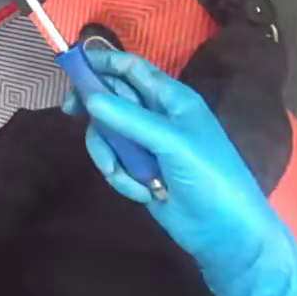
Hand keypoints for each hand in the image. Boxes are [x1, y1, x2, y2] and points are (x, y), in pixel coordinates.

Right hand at [63, 48, 296, 295]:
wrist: (227, 233)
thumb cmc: (210, 177)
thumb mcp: (172, 143)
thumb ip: (129, 118)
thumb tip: (87, 96)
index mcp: (171, 98)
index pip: (130, 67)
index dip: (100, 61)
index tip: (70, 67)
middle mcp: (155, 115)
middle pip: (110, 97)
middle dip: (93, 107)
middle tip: (70, 112)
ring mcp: (144, 143)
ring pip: (105, 132)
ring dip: (108, 154)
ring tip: (128, 175)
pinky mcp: (137, 168)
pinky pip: (111, 160)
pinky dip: (120, 176)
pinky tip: (144, 192)